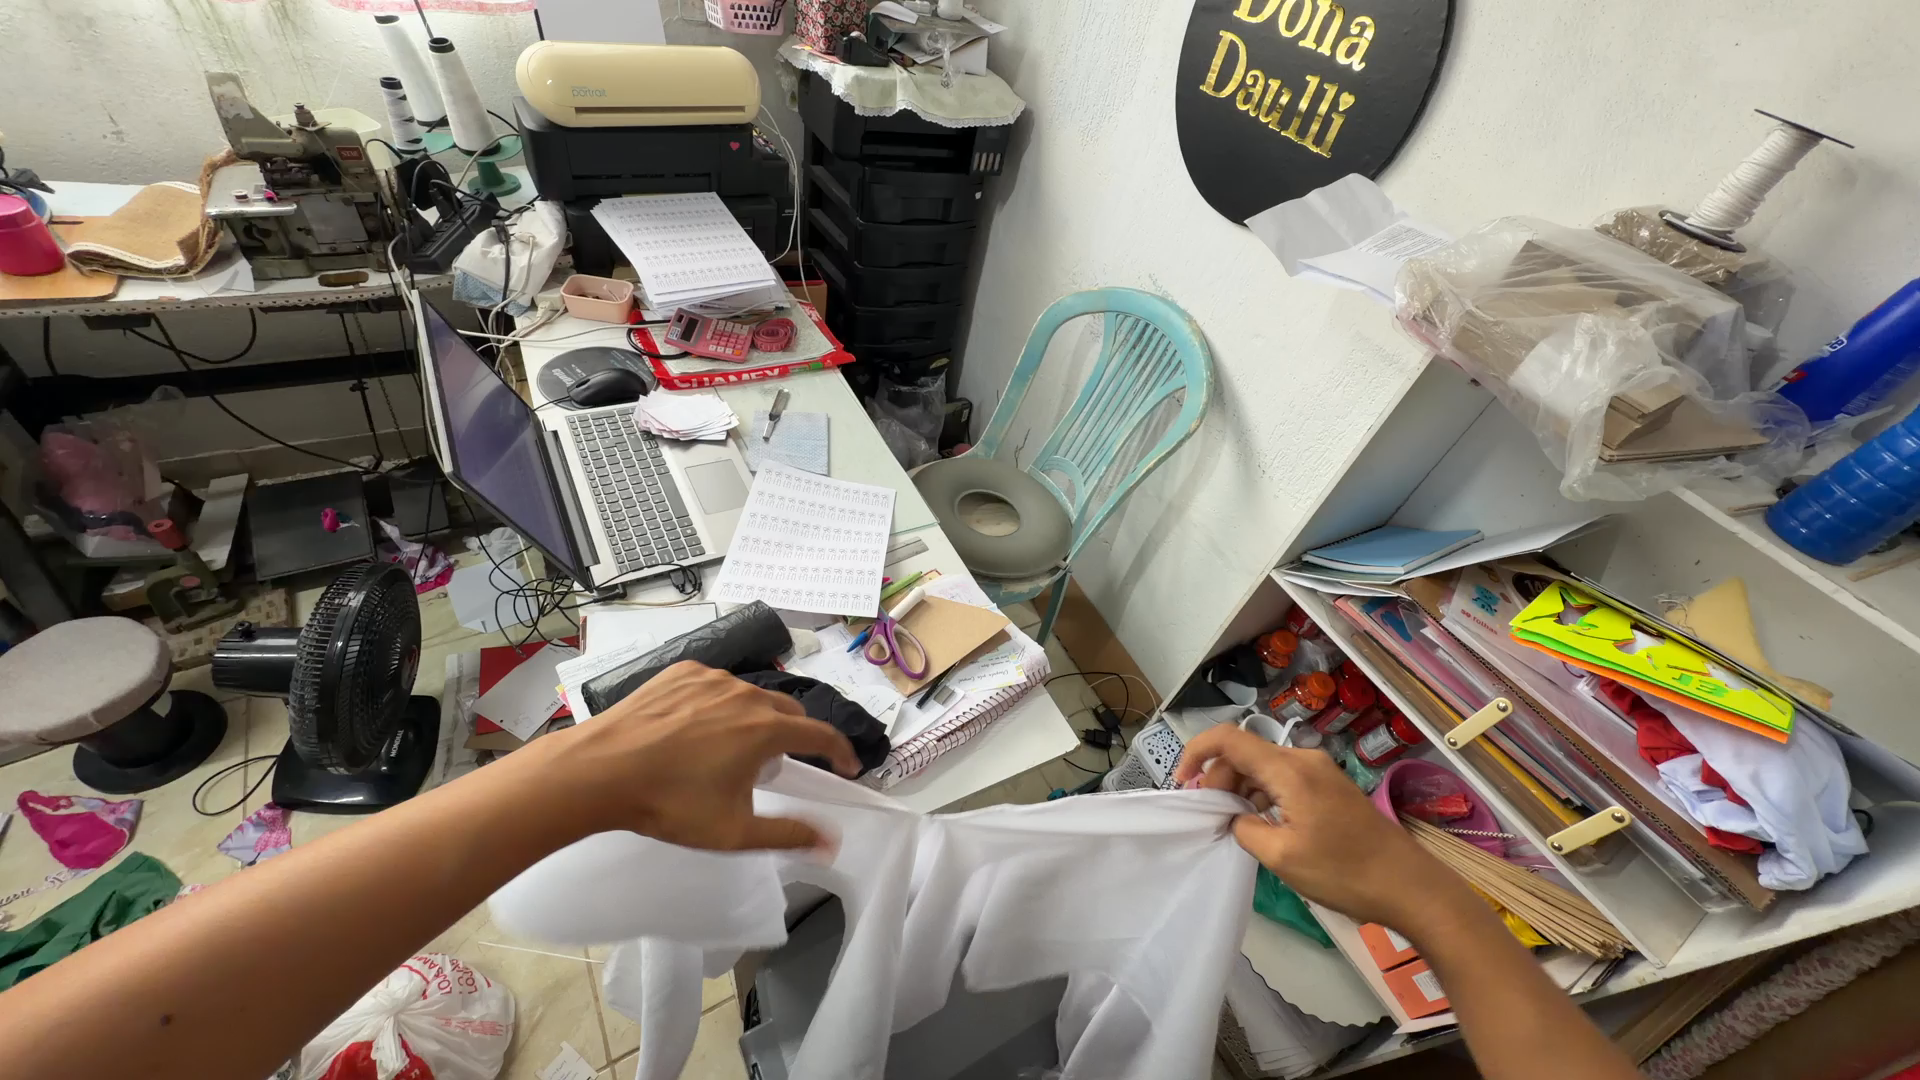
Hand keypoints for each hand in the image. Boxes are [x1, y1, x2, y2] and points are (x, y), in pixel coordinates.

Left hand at [524, 661, 859, 852]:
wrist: (600, 770)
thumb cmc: (671, 804)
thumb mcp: (734, 831)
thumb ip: (789, 834)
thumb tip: (833, 843)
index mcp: (767, 730)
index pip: (821, 734)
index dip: (841, 751)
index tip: (849, 766)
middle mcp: (748, 694)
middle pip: (788, 711)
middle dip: (796, 735)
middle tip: (780, 764)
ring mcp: (713, 678)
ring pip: (751, 695)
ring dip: (756, 718)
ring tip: (732, 747)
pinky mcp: (683, 670)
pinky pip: (716, 684)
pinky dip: (720, 703)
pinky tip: (698, 725)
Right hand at [1174, 725, 1472, 932]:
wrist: (1413, 888)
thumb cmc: (1345, 872)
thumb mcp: (1281, 856)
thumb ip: (1244, 828)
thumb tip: (1234, 817)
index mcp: (1288, 769)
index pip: (1227, 738)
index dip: (1196, 753)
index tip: (1182, 784)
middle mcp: (1302, 759)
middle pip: (1244, 752)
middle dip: (1219, 778)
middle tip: (1212, 816)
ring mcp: (1319, 772)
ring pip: (1262, 766)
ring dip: (1241, 789)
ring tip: (1235, 824)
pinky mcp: (1328, 787)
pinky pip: (1282, 779)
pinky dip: (1262, 795)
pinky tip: (1262, 824)